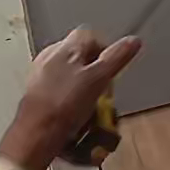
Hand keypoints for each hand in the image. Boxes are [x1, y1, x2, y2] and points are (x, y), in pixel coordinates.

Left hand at [0, 26, 141, 169]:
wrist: (36, 132)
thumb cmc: (67, 103)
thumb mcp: (98, 79)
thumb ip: (117, 58)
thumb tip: (134, 40)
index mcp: (66, 46)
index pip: (91, 36)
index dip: (106, 52)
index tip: (111, 73)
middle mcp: (51, 54)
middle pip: (82, 58)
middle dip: (96, 76)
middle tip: (102, 94)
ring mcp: (41, 73)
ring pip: (72, 75)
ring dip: (85, 90)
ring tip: (90, 109)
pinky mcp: (36, 92)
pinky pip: (61, 91)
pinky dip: (71, 101)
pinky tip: (74, 117)